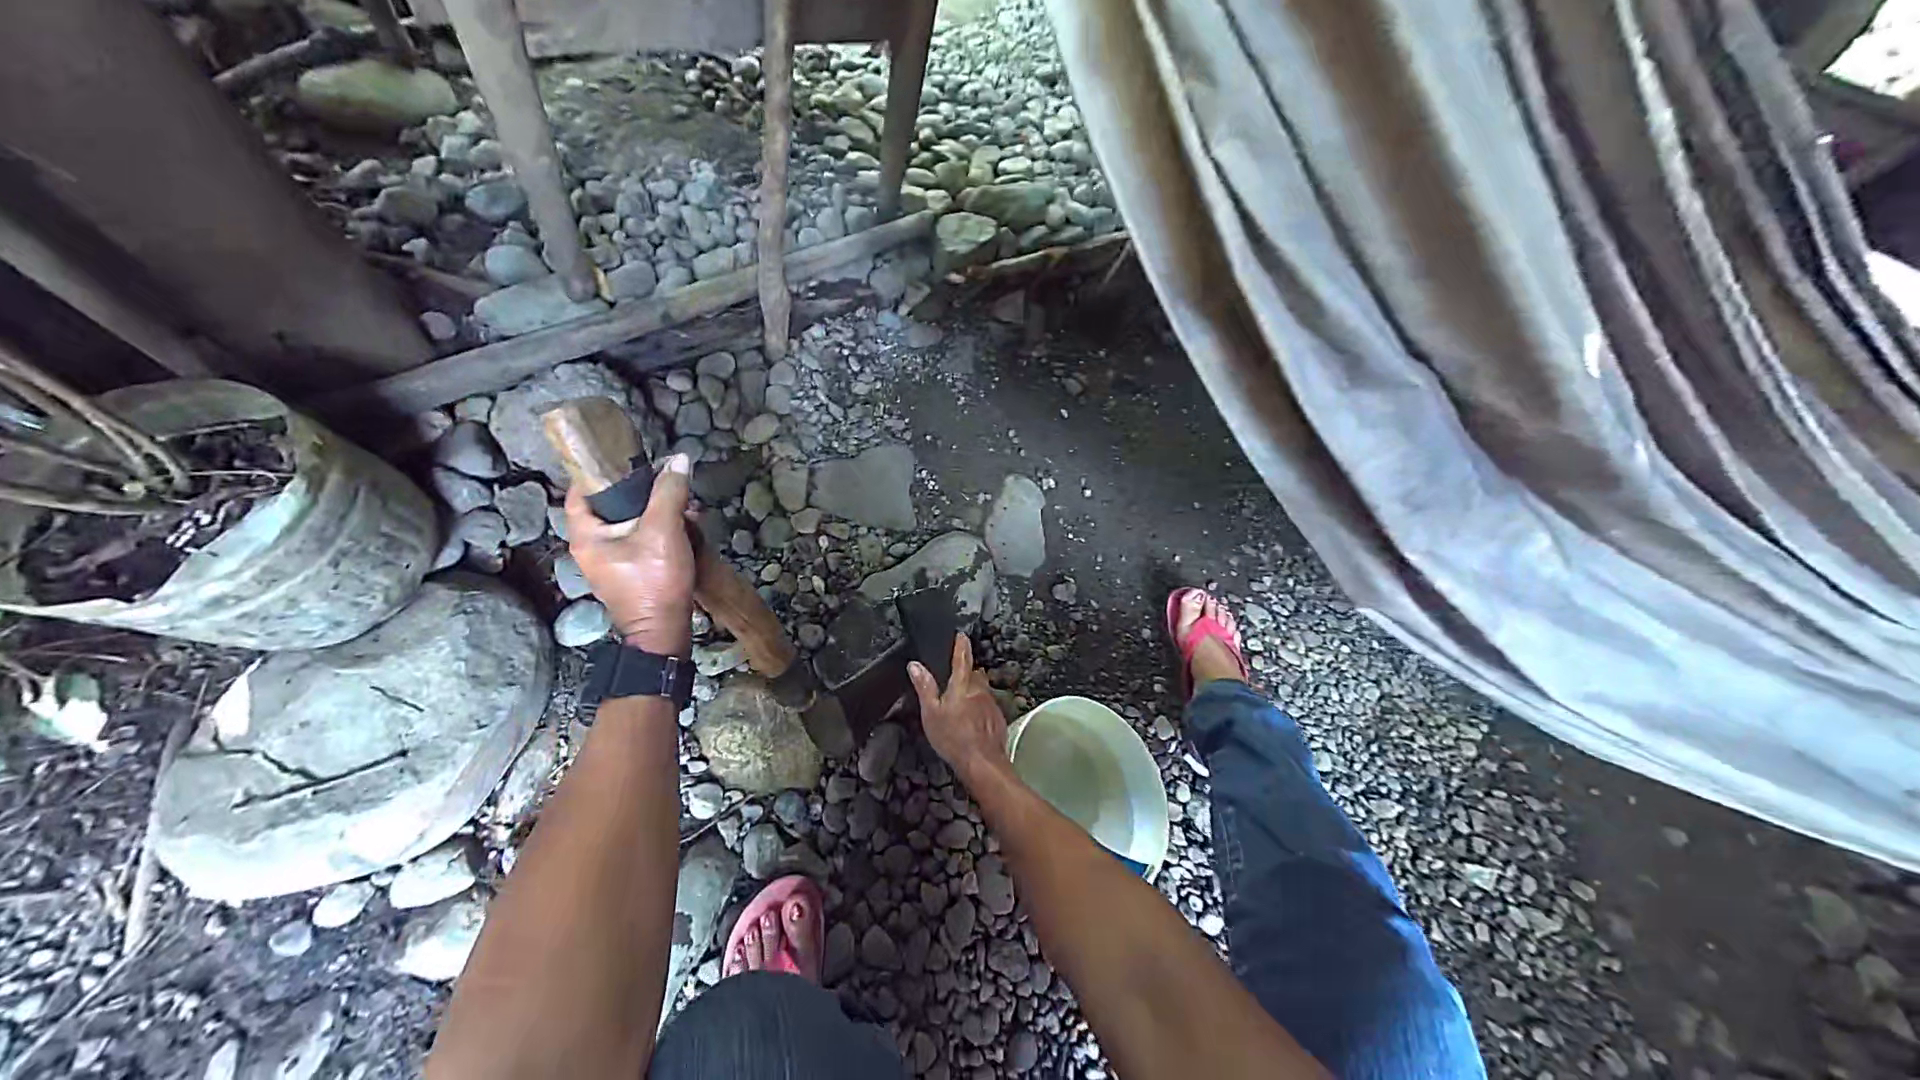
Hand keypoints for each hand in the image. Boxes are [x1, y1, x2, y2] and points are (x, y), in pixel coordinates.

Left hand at [563, 453, 695, 656]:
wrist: (665, 633)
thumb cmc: (655, 583)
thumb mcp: (664, 530)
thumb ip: (669, 492)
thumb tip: (679, 460)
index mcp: (586, 535)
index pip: (582, 489)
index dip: (603, 470)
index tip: (630, 458)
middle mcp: (593, 547)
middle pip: (615, 504)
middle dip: (648, 493)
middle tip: (673, 487)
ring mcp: (613, 561)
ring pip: (635, 522)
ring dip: (663, 513)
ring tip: (690, 512)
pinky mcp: (632, 572)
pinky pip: (645, 540)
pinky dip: (665, 532)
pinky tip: (689, 531)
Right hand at [908, 633, 1009, 783]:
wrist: (982, 763)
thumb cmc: (954, 739)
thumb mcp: (931, 713)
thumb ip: (924, 687)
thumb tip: (915, 666)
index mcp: (961, 686)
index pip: (962, 659)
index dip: (961, 646)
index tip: (961, 636)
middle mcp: (979, 691)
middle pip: (974, 674)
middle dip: (966, 673)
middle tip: (955, 680)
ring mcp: (991, 704)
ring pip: (982, 690)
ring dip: (973, 692)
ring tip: (961, 705)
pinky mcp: (998, 718)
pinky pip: (988, 706)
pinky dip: (980, 709)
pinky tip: (972, 722)